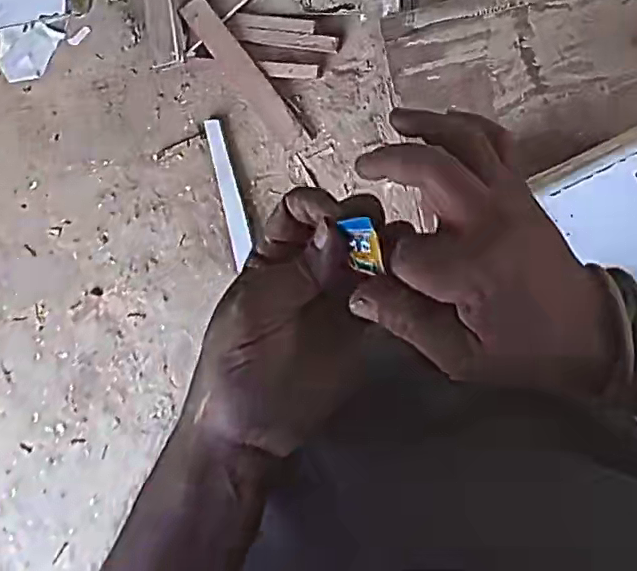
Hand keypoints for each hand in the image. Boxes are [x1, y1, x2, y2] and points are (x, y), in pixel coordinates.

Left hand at [180, 188, 374, 459]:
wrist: (248, 431)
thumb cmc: (233, 364)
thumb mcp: (254, 309)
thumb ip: (296, 270)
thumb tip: (333, 229)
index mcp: (277, 252)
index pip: (301, 208)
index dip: (319, 205)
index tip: (336, 218)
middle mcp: (314, 264)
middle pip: (345, 222)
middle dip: (361, 220)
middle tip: (374, 236)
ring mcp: (342, 292)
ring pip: (373, 252)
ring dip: (388, 247)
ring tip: (395, 260)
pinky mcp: (365, 323)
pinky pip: (390, 293)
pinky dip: (401, 284)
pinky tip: (404, 288)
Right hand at [349, 109, 623, 399]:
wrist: (591, 333)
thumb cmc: (526, 350)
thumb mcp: (461, 357)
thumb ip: (407, 321)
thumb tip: (359, 294)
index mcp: (471, 266)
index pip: (405, 249)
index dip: (384, 260)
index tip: (379, 273)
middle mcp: (489, 219)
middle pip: (431, 167)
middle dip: (391, 160)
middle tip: (363, 164)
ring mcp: (509, 196)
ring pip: (466, 140)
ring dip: (428, 124)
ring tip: (397, 120)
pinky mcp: (521, 188)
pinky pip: (496, 141)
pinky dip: (468, 124)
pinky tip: (445, 122)